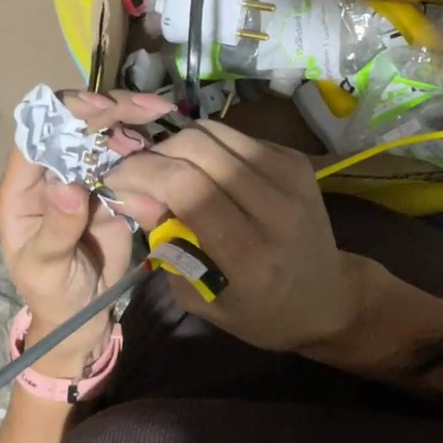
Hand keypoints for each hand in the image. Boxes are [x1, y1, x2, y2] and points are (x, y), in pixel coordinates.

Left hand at [0, 90, 172, 376]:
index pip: (36, 136)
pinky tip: (158, 142)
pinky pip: (124, 157)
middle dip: (106, 109)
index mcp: (21, 188)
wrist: (82, 315)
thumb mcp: (47, 268)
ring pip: (100, 134)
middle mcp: (49, 173)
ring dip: (127, 122)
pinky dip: (142, 145)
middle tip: (143, 107)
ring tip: (156, 120)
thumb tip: (66, 185)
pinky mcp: (108, 186)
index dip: (64, 115)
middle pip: (71, 125)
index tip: (99, 108)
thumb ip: (56, 229)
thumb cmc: (52, 292)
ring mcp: (81, 176)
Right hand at [102, 119, 366, 351]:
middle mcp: (275, 210)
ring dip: (177, 144)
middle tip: (135, 171)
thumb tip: (129, 192)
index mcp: (249, 255)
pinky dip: (206, 145)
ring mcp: (291, 179)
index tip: (114, 179)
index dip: (140, 173)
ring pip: (214, 132)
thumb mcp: (199, 295)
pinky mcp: (296, 162)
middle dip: (154, 153)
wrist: (328, 299)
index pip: (186, 187)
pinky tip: (200, 169)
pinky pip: (234, 135)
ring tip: (163, 167)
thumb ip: (163, 242)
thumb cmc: (257, 311)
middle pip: (197, 149)